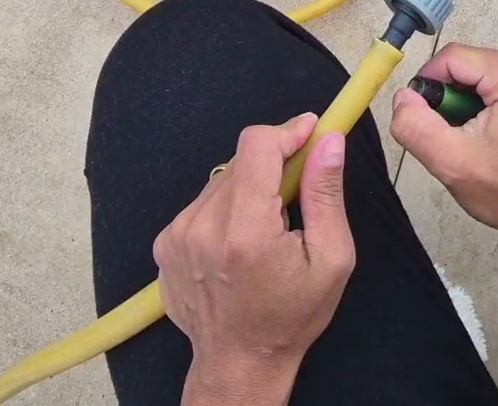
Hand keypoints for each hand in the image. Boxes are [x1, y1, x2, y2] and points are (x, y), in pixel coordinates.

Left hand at [153, 114, 355, 398]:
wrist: (238, 367)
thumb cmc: (292, 317)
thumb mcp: (332, 258)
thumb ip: (326, 193)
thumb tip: (329, 140)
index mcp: (245, 230)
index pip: (257, 144)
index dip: (287, 131)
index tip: (311, 132)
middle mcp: (202, 226)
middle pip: (243, 159)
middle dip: (275, 164)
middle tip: (298, 192)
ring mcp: (177, 235)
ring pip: (223, 178)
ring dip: (251, 186)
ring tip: (268, 225)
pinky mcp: (166, 243)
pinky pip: (205, 201)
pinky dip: (228, 206)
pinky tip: (240, 241)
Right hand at [390, 44, 497, 238]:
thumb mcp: (450, 162)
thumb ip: (415, 125)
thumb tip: (403, 96)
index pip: (452, 57)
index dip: (429, 84)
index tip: (428, 119)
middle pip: (464, 62)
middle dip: (447, 95)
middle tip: (450, 133)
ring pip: (473, 71)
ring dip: (459, 100)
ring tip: (467, 135)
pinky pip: (487, 79)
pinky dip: (474, 102)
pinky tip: (480, 131)